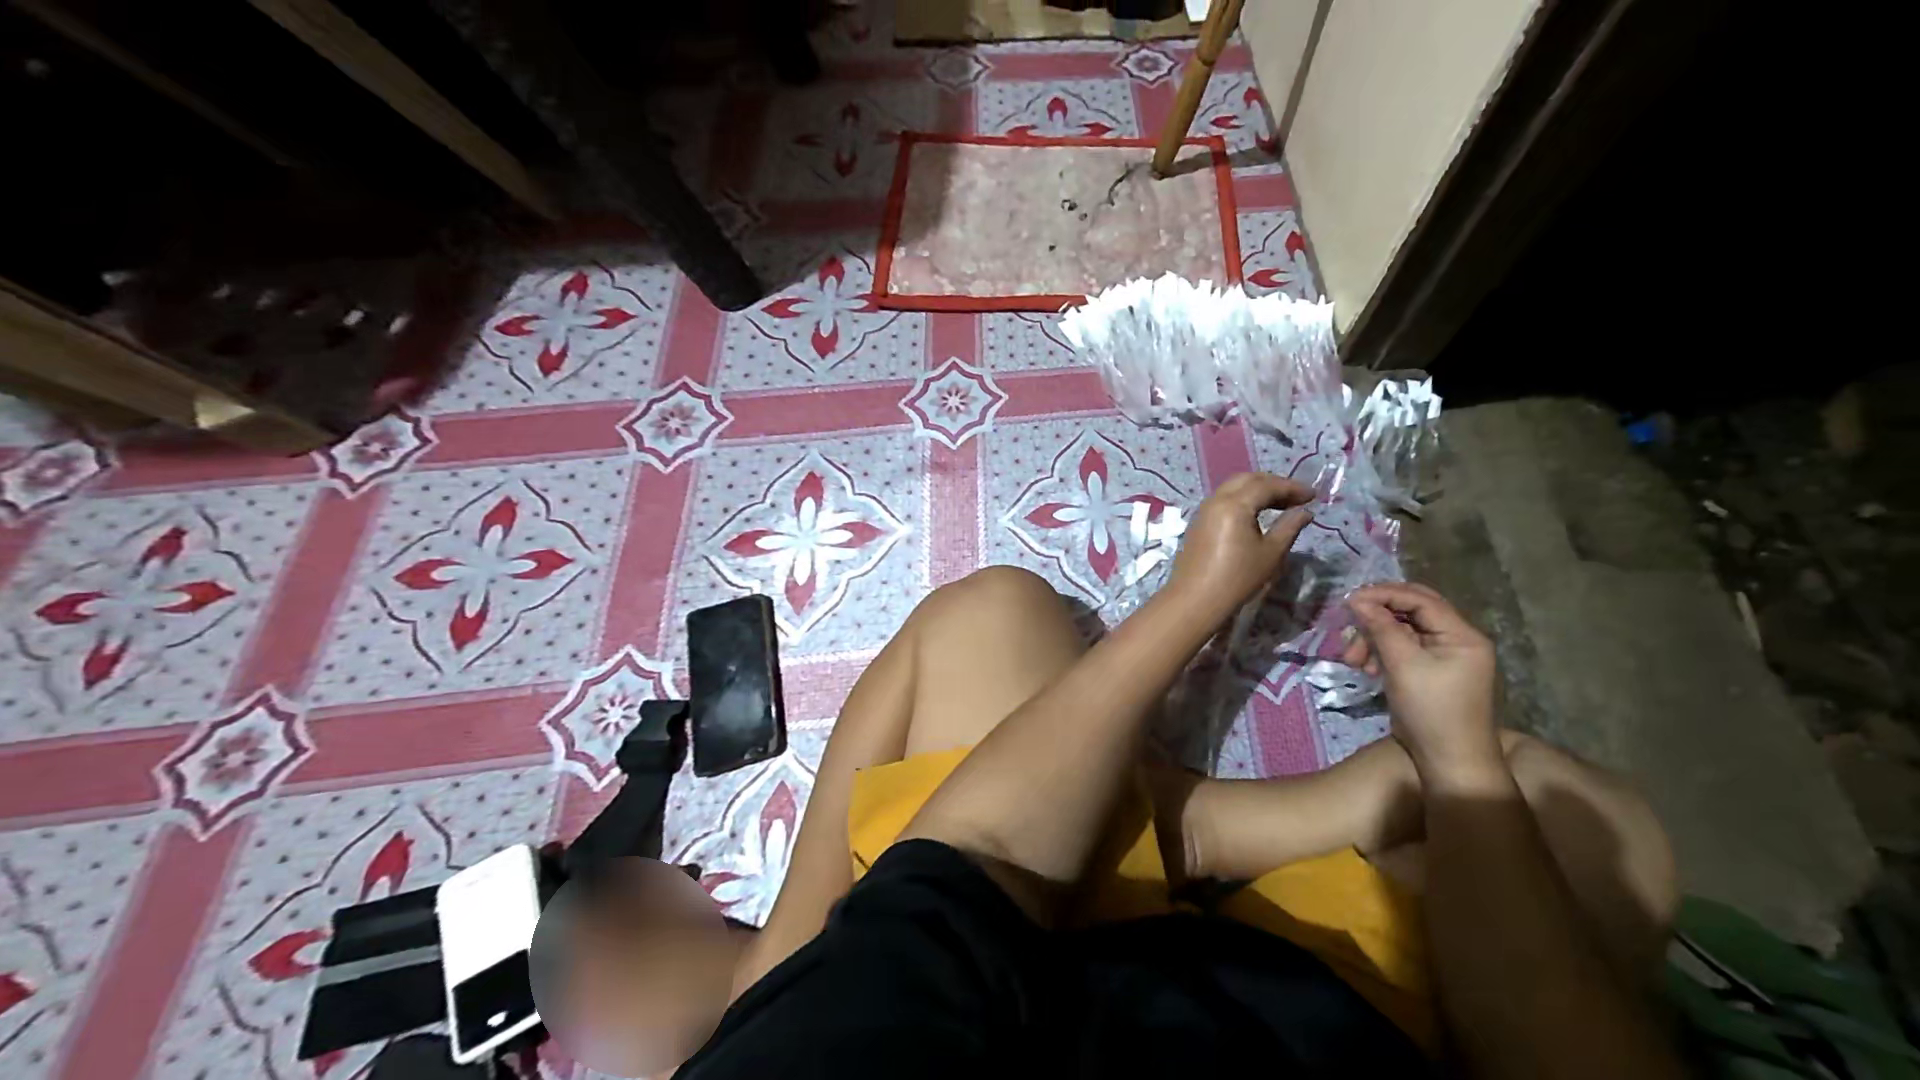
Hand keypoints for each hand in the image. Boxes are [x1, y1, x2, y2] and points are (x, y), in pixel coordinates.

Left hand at [1169, 473, 1313, 621]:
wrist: (1196, 600)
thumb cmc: (1238, 578)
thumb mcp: (1271, 553)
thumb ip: (1289, 527)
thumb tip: (1305, 512)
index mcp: (1234, 504)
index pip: (1267, 485)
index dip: (1292, 487)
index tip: (1313, 495)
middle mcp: (1216, 500)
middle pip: (1248, 480)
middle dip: (1274, 484)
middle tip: (1297, 497)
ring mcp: (1203, 511)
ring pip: (1233, 488)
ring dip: (1257, 491)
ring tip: (1281, 505)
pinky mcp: (1198, 522)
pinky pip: (1223, 500)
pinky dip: (1243, 500)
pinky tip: (1256, 514)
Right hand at [1343, 583, 1504, 789]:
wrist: (1448, 760)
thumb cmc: (1431, 710)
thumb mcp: (1403, 665)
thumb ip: (1381, 628)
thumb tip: (1357, 600)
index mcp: (1462, 635)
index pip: (1421, 599)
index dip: (1384, 595)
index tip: (1349, 601)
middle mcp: (1456, 640)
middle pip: (1412, 610)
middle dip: (1377, 614)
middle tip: (1350, 620)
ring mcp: (1443, 656)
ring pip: (1402, 630)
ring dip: (1373, 637)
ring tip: (1353, 658)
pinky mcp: (1428, 670)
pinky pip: (1401, 648)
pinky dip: (1380, 652)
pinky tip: (1365, 667)